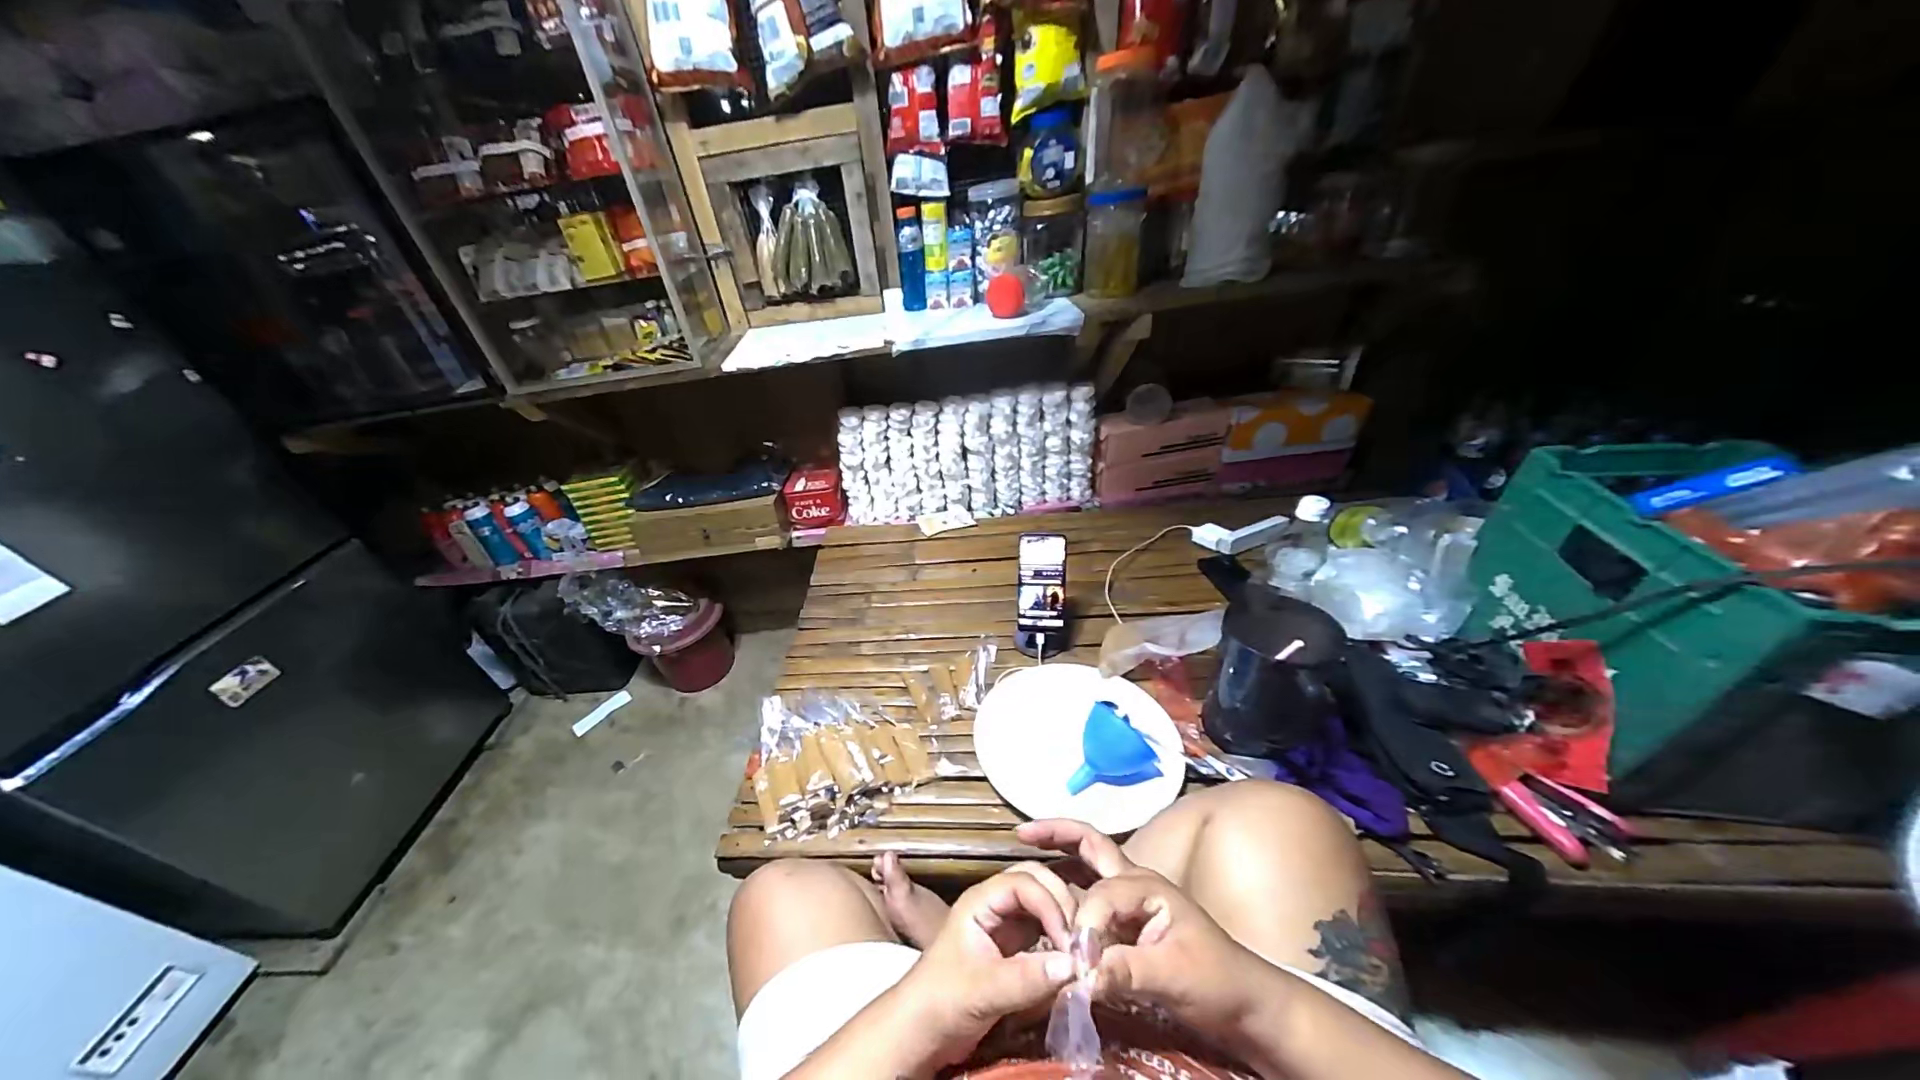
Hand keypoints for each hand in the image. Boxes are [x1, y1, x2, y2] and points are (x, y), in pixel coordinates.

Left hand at [895, 864, 1079, 1067]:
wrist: (922, 1032)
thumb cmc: (942, 1002)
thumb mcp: (983, 990)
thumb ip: (1027, 977)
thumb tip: (1074, 964)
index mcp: (981, 900)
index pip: (1025, 882)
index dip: (1051, 906)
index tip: (1069, 942)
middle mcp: (996, 904)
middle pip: (1039, 882)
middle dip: (1063, 905)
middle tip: (1081, 942)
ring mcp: (1006, 924)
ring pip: (1044, 904)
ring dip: (1065, 921)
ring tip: (1080, 952)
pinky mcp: (1015, 947)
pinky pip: (1044, 931)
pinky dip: (1061, 941)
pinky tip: (1070, 961)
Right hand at [1017, 819, 1267, 1039]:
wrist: (1247, 1006)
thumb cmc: (1218, 982)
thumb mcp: (1175, 976)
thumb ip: (1127, 971)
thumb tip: (1080, 973)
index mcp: (1147, 886)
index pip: (1099, 898)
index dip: (1084, 928)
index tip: (1079, 963)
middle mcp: (1134, 884)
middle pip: (1091, 846)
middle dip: (1057, 833)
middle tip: (1023, 832)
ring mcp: (1130, 903)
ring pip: (1088, 868)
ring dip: (1059, 854)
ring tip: (1030, 848)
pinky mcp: (1127, 927)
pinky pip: (1089, 900)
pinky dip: (1066, 892)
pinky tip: (1048, 901)